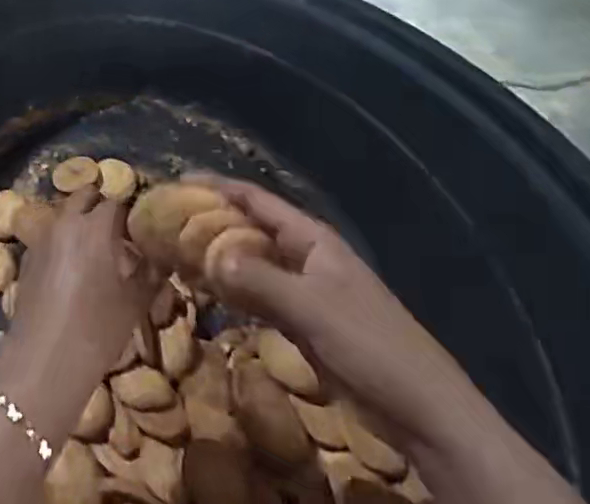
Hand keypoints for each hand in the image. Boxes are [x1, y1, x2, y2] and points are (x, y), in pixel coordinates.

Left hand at [0, 190, 155, 389]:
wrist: (44, 359)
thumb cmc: (97, 328)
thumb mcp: (134, 303)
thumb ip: (151, 273)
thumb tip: (162, 258)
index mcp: (96, 226)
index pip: (118, 200)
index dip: (132, 209)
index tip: (143, 225)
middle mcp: (66, 222)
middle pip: (86, 196)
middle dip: (103, 206)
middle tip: (121, 231)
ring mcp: (43, 237)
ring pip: (66, 214)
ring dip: (82, 221)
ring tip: (98, 250)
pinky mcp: (28, 256)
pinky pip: (51, 235)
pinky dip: (64, 240)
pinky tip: (74, 268)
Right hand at [195, 176, 483, 450]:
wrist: (420, 407)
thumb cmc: (370, 344)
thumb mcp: (311, 308)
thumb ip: (259, 280)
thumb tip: (208, 255)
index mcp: (311, 238)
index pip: (256, 200)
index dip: (218, 187)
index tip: (179, 181)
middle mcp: (304, 255)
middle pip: (251, 227)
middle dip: (212, 220)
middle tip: (169, 219)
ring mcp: (304, 289)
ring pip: (252, 262)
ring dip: (218, 256)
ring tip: (177, 251)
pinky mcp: (303, 321)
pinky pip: (258, 295)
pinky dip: (233, 291)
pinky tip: (208, 293)